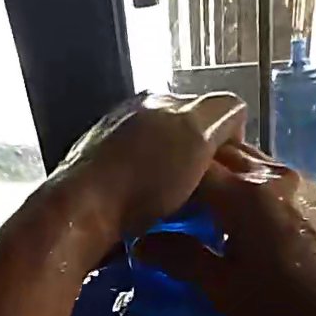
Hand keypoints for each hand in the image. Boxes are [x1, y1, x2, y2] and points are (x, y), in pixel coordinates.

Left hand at [47, 92, 245, 243]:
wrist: (81, 215)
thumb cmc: (143, 177)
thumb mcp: (196, 136)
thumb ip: (222, 114)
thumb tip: (233, 118)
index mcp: (158, 100)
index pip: (211, 112)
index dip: (226, 142)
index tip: (230, 174)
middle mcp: (132, 115)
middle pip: (183, 137)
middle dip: (199, 163)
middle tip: (208, 195)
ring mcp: (109, 145)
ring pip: (159, 160)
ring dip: (173, 181)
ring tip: (179, 210)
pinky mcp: (94, 177)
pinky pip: (135, 182)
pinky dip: (147, 196)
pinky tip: (149, 215)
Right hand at [133, 142, 315, 315]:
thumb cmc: (285, 304)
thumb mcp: (225, 289)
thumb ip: (183, 260)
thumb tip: (143, 245)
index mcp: (243, 195)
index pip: (191, 165)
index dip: (166, 175)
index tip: (149, 195)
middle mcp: (269, 174)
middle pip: (220, 149)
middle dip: (191, 165)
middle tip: (170, 191)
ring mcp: (295, 178)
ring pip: (247, 156)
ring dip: (220, 169)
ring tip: (202, 198)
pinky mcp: (312, 191)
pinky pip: (268, 170)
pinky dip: (245, 179)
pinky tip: (241, 211)